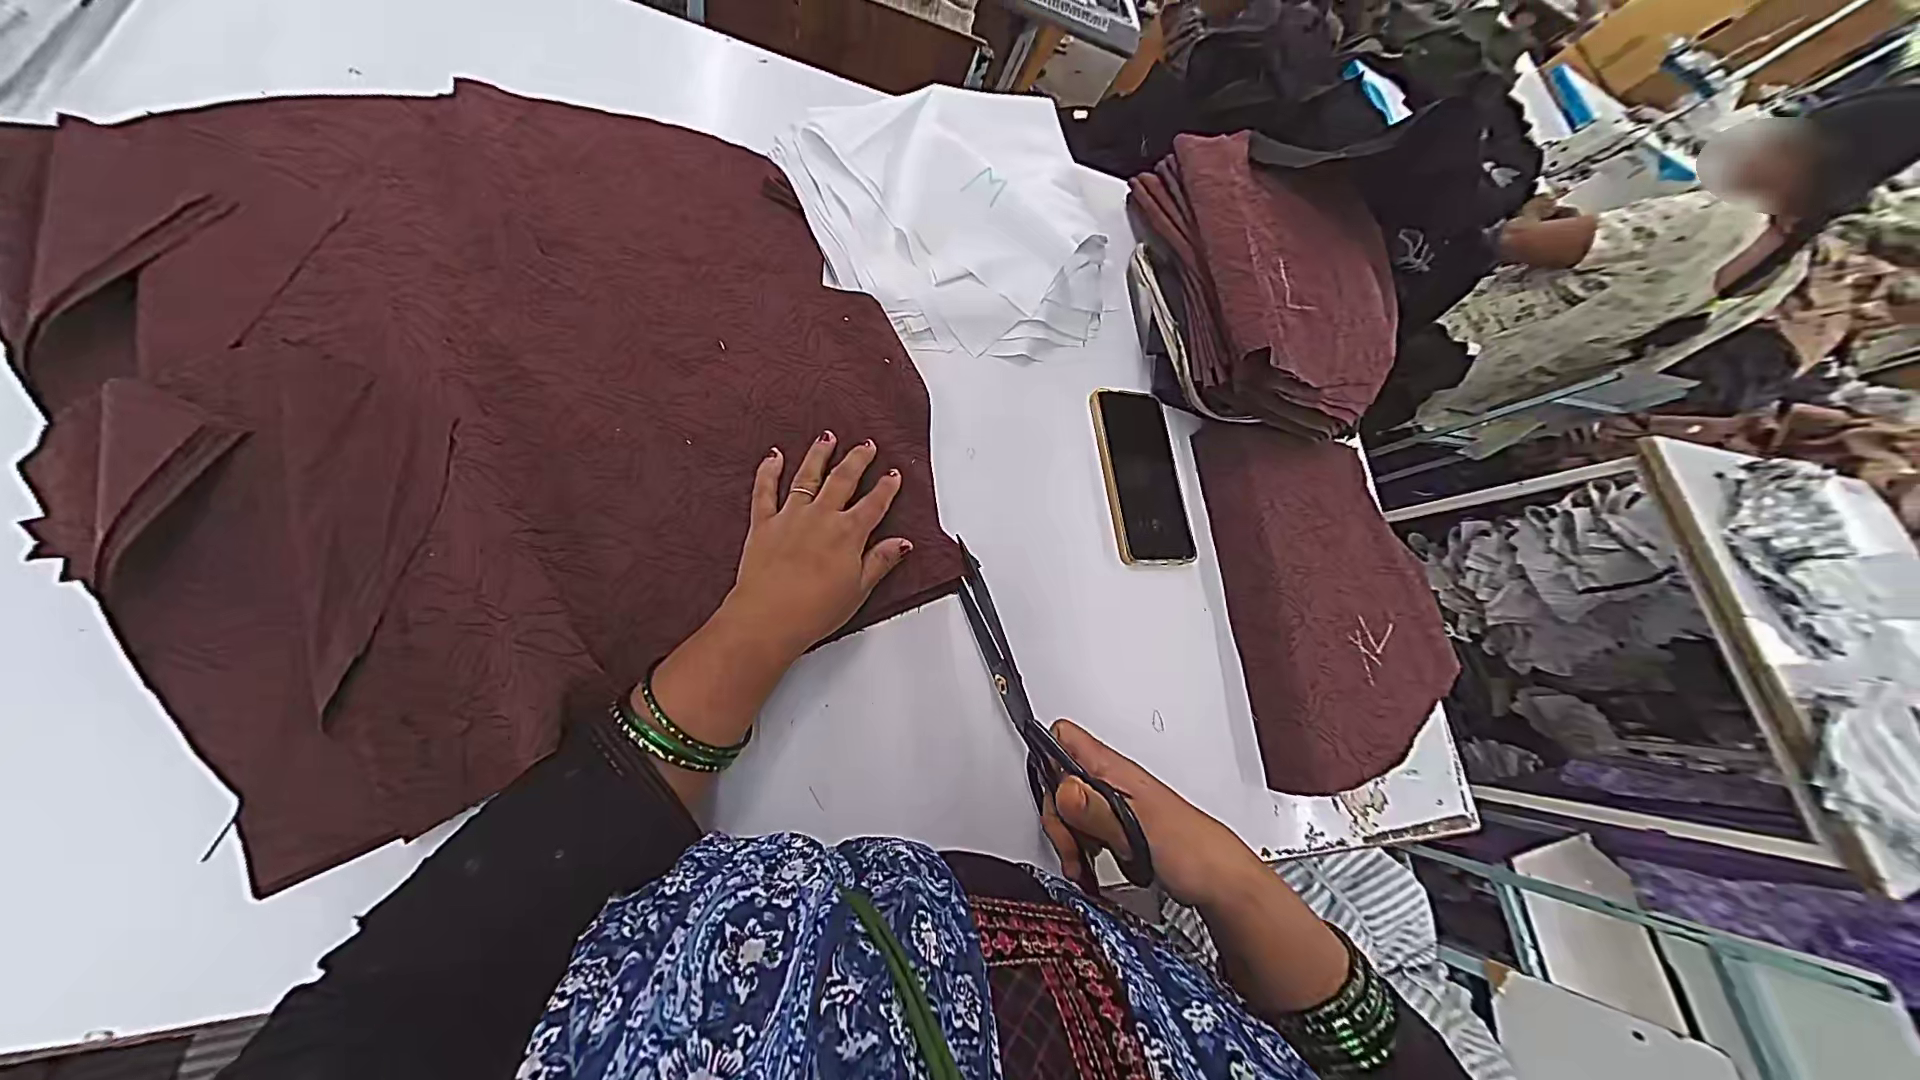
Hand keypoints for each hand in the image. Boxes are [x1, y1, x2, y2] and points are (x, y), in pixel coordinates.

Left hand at [717, 431, 912, 659]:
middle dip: (857, 460)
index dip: (886, 487)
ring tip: (827, 437)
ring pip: (808, 475)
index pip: (874, 503)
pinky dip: (769, 471)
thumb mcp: (859, 589)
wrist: (767, 617)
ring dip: (819, 454)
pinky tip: (774, 456)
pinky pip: (765, 490)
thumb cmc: (813, 610)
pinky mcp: (764, 524)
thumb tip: (901, 544)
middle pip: (843, 479)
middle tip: (866, 446)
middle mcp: (821, 517)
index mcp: (848, 533)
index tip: (893, 475)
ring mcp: (791, 516)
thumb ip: (880, 561)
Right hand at [1041, 719, 1269, 908]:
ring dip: (1069, 837)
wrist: (1222, 881)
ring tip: (1084, 860)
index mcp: (1113, 769)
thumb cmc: (1193, 850)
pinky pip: (1084, 829)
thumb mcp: (1137, 829)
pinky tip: (1093, 864)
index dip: (1047, 758)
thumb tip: (1064, 788)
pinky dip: (1082, 849)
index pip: (1063, 738)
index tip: (1049, 793)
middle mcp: (1111, 780)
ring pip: (1069, 807)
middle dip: (1058, 814)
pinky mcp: (1118, 827)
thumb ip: (1097, 810)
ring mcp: (1114, 803)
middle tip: (1072, 842)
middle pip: (1059, 779)